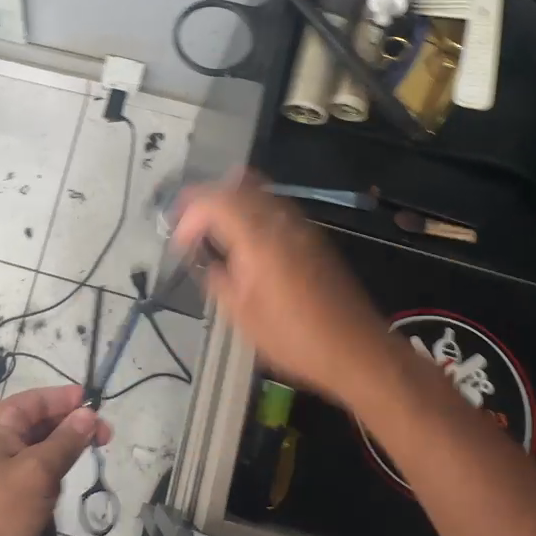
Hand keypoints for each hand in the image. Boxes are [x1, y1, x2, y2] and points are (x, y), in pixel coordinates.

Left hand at [0, 385, 111, 535]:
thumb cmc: (2, 513)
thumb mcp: (39, 473)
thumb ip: (66, 440)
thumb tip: (88, 413)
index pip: (35, 399)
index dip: (66, 399)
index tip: (98, 405)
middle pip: (38, 419)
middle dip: (70, 426)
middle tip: (106, 436)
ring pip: (37, 443)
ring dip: (61, 449)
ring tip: (88, 457)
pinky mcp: (1, 483)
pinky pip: (31, 464)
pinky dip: (49, 468)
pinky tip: (62, 480)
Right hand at [173, 177, 389, 401]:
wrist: (356, 349)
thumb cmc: (295, 338)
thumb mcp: (242, 316)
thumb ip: (218, 280)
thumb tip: (207, 264)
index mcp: (258, 239)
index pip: (213, 202)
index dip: (189, 215)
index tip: (179, 242)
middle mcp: (279, 222)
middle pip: (236, 186)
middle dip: (205, 198)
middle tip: (186, 221)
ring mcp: (300, 226)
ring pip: (258, 190)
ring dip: (229, 198)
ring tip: (210, 223)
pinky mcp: (313, 236)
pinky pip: (275, 205)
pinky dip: (251, 207)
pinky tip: (243, 233)